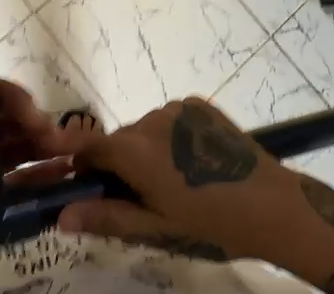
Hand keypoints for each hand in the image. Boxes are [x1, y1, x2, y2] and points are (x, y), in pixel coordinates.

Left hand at [0, 80, 84, 293]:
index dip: (7, 98)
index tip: (30, 109)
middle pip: (3, 126)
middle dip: (31, 123)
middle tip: (55, 136)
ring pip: (14, 155)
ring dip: (39, 148)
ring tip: (66, 153)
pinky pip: (16, 191)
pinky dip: (38, 182)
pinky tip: (61, 178)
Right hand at [57, 97, 303, 263]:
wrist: (271, 204)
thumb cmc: (210, 223)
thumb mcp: (156, 228)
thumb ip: (106, 217)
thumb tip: (62, 215)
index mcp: (134, 150)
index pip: (89, 147)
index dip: (80, 164)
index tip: (83, 184)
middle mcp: (150, 119)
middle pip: (119, 140)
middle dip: (118, 165)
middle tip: (139, 199)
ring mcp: (178, 108)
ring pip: (146, 130)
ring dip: (146, 151)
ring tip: (174, 184)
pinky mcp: (200, 105)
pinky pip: (171, 120)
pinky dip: (171, 138)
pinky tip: (193, 164)